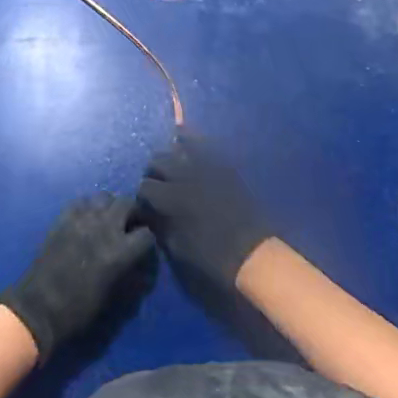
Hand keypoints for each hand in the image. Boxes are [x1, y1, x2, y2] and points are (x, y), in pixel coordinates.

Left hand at [0, 195, 154, 359]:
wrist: (41, 306)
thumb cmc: (82, 310)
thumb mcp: (119, 298)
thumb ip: (135, 275)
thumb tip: (143, 262)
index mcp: (120, 251)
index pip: (146, 234)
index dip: (148, 240)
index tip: (145, 246)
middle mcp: (103, 228)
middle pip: (127, 203)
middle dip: (134, 214)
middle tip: (131, 226)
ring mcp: (81, 219)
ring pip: (104, 197)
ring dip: (111, 207)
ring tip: (109, 221)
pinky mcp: (62, 218)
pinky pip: (81, 202)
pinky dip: (88, 207)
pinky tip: (87, 220)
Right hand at [137, 133, 273, 287]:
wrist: (254, 257)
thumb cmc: (212, 258)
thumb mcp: (176, 247)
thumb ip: (159, 225)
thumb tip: (149, 214)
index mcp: (170, 198)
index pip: (144, 187)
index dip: (143, 197)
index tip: (146, 206)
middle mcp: (184, 176)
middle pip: (157, 161)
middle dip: (153, 173)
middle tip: (158, 186)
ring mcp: (206, 168)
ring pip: (178, 148)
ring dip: (171, 157)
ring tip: (172, 168)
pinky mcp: (224, 167)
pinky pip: (204, 145)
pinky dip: (191, 140)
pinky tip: (184, 139)